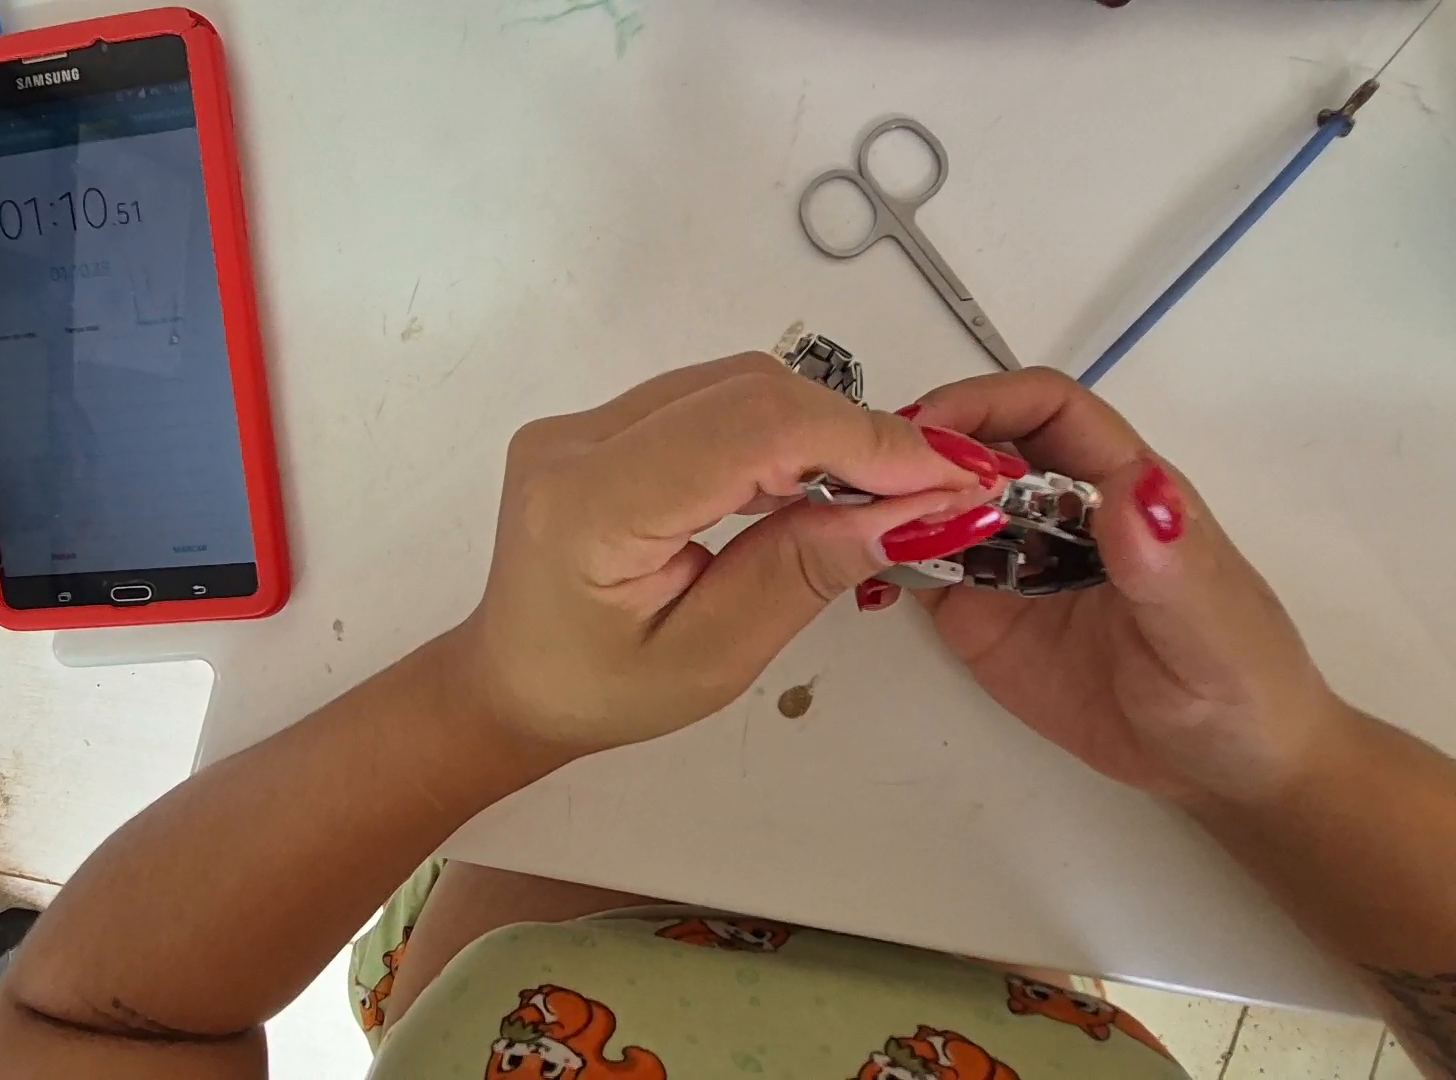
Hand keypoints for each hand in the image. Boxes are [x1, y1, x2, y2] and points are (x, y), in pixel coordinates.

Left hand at [455, 352, 1007, 753]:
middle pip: (739, 392)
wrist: (515, 680)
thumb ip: (802, 570)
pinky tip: (796, 480)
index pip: (745, 429)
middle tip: (919, 490)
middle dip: (845, 431)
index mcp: (588, 506)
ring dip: (809, 428)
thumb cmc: (600, 691)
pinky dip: (764, 432)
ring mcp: (574, 427)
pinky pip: (698, 403)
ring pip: (725, 387)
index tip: (947, 477)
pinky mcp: (588, 430)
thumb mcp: (710, 656)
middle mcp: (570, 443)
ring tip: (864, 492)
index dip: (860, 439)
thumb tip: (911, 503)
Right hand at [877, 368, 1348, 804]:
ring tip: (835, 515)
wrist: (1200, 765)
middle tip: (855, 474)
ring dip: (883, 499)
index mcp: (1111, 489)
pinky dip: (876, 552)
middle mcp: (1045, 511)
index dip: (982, 402)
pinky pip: (909, 562)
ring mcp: (998, 558)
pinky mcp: (964, 605)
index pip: (1044, 410)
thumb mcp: (1212, 630)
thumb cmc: (1230, 689)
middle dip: (912, 448)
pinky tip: (847, 560)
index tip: (920, 431)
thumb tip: (1136, 484)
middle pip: (969, 447)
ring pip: (928, 501)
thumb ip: (1173, 563)